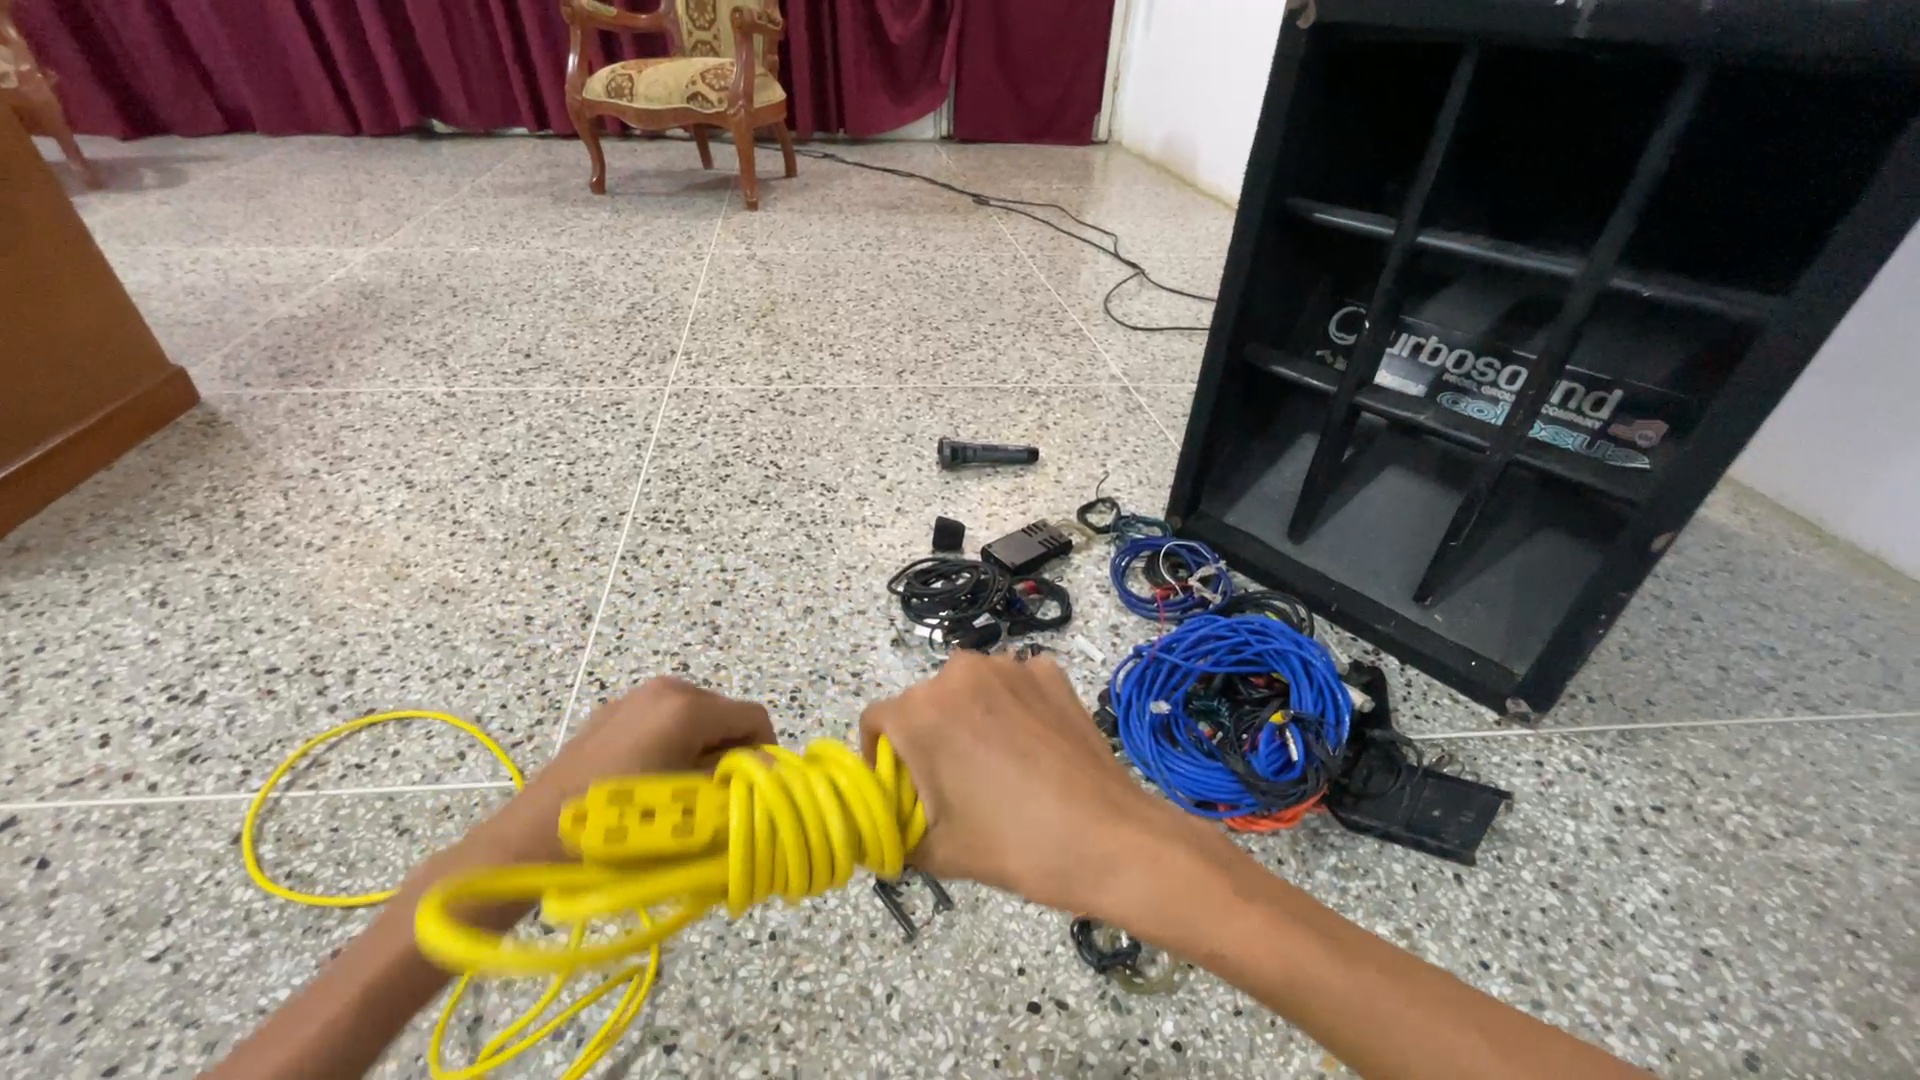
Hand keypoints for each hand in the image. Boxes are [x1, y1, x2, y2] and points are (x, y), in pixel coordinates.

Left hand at [470, 678, 774, 863]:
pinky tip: (648, 786)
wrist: (531, 842)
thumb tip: (770, 774)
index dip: (762, 758)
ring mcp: (633, 699)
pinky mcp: (609, 715)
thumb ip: (738, 785)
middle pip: (725, 716)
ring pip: (694, 721)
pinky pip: (662, 724)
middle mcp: (664, 689)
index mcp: (687, 706)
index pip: (755, 719)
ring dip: (700, 753)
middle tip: (714, 801)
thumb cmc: (620, 829)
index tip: (750, 796)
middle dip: (729, 755)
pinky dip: (672, 748)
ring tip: (679, 797)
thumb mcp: (692, 810)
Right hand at [858, 651, 1207, 915]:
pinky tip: (1033, 748)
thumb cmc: (1014, 844)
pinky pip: (1015, 686)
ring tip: (997, 766)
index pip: (876, 721)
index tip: (901, 789)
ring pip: (971, 690)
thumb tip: (888, 836)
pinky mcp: (1051, 674)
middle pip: (925, 703)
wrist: (1108, 838)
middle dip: (927, 738)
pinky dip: (1014, 708)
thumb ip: (897, 837)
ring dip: (971, 719)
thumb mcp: (938, 852)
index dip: (880, 758)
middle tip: (951, 784)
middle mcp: (960, 674)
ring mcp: (1011, 668)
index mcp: (921, 711)